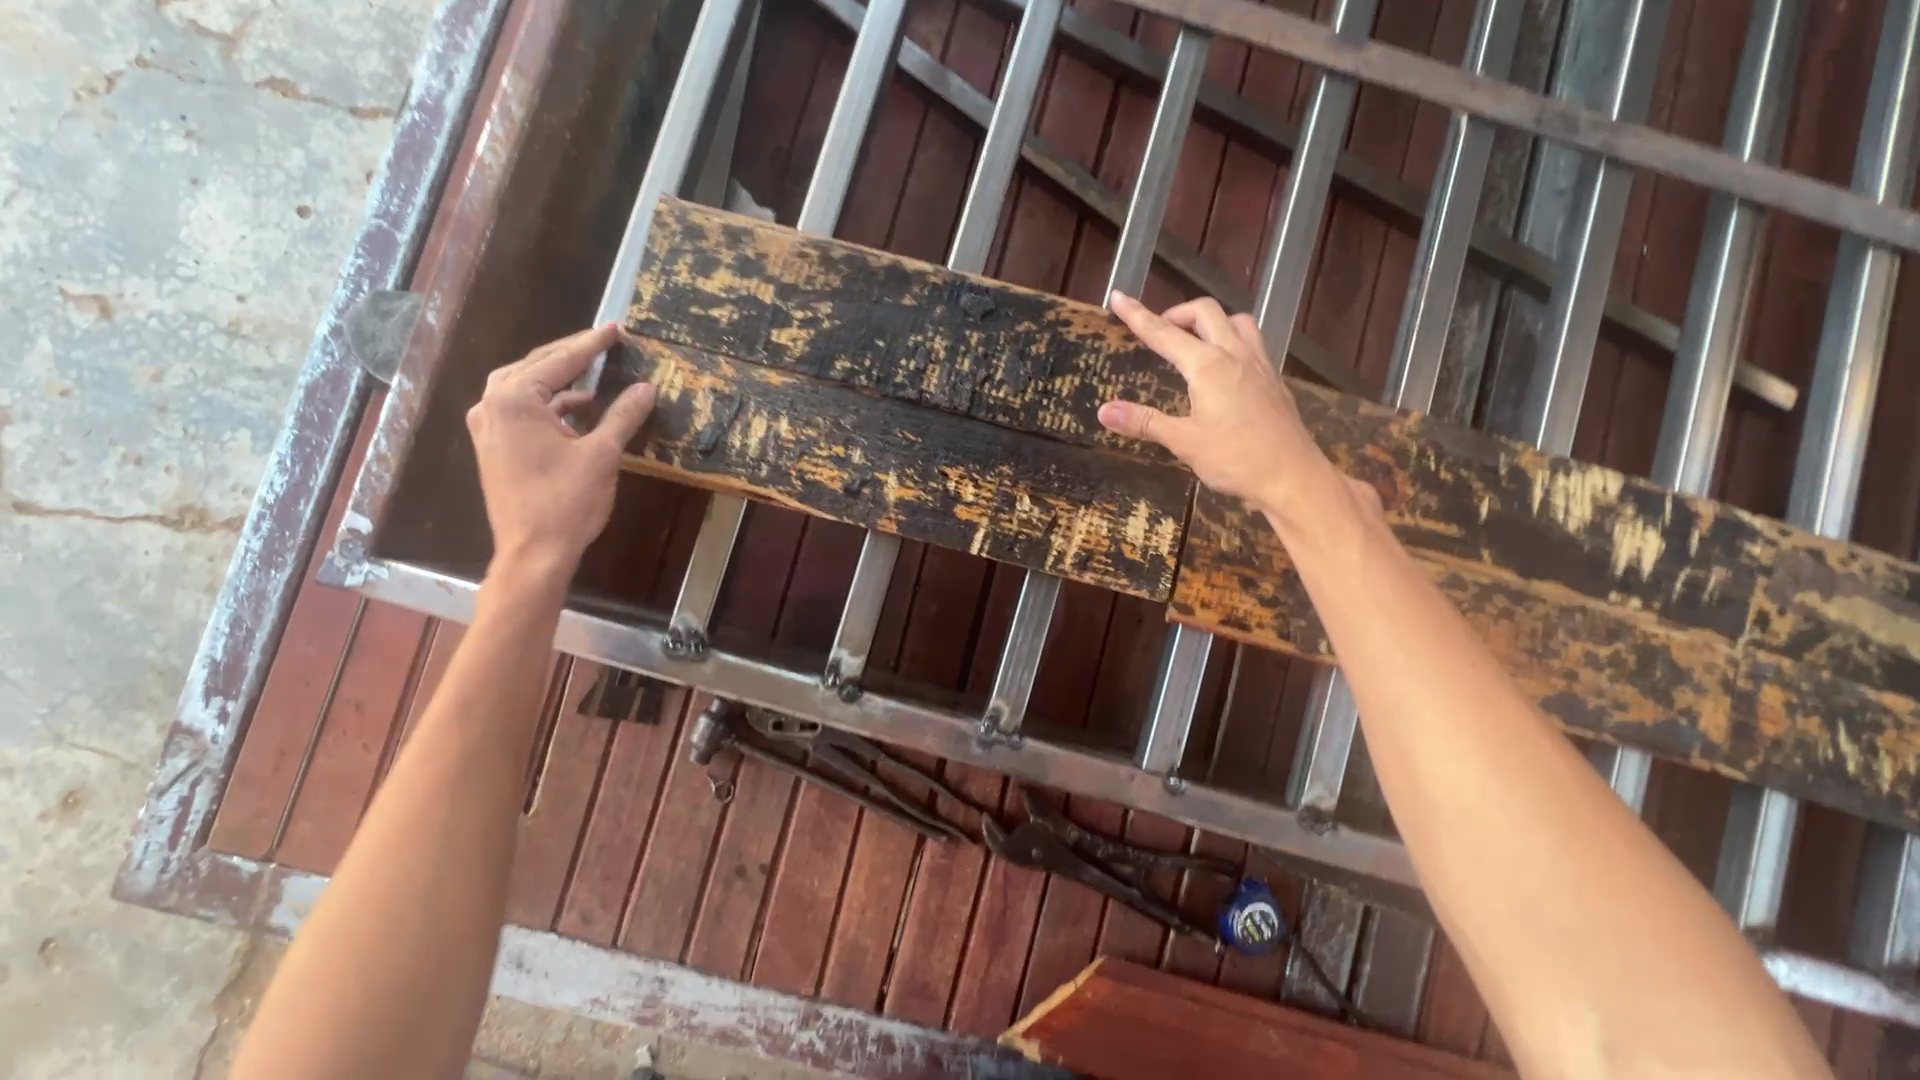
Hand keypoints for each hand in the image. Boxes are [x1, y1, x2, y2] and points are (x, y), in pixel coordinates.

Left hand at [466, 323, 655, 582]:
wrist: (533, 553)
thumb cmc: (566, 501)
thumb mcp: (602, 454)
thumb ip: (623, 415)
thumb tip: (646, 388)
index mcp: (514, 399)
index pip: (559, 361)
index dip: (591, 345)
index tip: (615, 329)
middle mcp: (492, 405)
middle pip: (535, 366)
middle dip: (570, 356)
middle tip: (602, 344)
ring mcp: (488, 427)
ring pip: (524, 387)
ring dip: (558, 380)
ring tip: (591, 375)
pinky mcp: (493, 447)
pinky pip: (520, 411)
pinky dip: (548, 405)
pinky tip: (576, 412)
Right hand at [1097, 292, 1350, 525]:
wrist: (1292, 476)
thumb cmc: (1235, 459)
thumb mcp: (1184, 442)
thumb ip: (1144, 422)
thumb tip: (1104, 411)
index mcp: (1207, 366)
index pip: (1164, 333)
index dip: (1138, 315)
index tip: (1119, 298)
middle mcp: (1235, 354)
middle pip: (1205, 312)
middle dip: (1178, 313)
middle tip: (1160, 330)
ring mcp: (1259, 364)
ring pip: (1236, 321)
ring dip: (1212, 321)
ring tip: (1195, 340)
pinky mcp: (1274, 379)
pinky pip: (1253, 342)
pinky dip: (1233, 339)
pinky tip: (1227, 365)